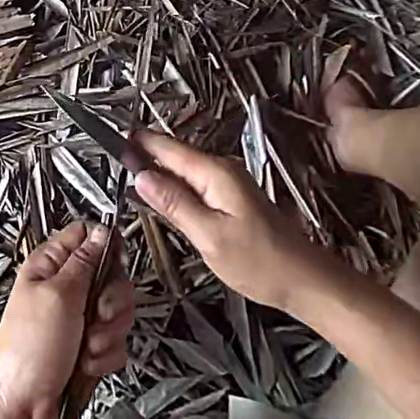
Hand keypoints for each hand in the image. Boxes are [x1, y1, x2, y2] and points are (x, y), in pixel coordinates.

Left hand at [0, 222, 134, 418]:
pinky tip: (85, 363)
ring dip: (107, 333)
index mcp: (51, 265)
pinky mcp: (89, 346)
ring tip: (85, 345)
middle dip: (111, 300)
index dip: (106, 248)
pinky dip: (105, 356)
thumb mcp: (59, 295)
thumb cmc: (26, 351)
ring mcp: (78, 318)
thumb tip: (102, 231)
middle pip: (111, 275)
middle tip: (95, 315)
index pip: (88, 236)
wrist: (22, 409)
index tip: (110, 270)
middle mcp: (65, 288)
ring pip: (117, 311)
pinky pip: (115, 342)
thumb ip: (85, 261)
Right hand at [127, 130, 339, 311]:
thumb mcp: (209, 235)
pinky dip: (173, 184)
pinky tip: (161, 195)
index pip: (168, 149)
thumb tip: (142, 177)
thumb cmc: (262, 262)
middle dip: (144, 153)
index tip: (114, 138)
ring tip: (128, 171)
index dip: (140, 142)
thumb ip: (173, 204)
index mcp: (216, 174)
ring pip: (183, 169)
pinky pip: (194, 183)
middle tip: (114, 156)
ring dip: (157, 169)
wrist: (305, 280)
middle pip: (174, 155)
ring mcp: (228, 184)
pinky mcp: (231, 198)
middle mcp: (222, 171)